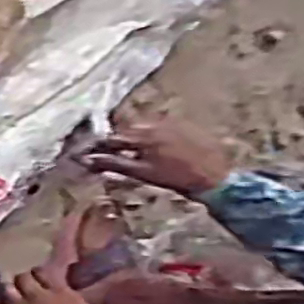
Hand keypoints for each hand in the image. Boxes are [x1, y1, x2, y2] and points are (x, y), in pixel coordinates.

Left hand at [0, 267, 122, 303]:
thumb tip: (80, 301)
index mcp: (61, 291)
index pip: (42, 272)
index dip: (39, 273)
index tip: (40, 277)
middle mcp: (38, 295)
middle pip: (22, 278)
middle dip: (23, 280)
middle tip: (26, 286)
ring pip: (7, 289)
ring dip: (10, 292)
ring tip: (13, 296)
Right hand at [80, 121, 231, 196]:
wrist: (218, 179)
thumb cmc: (175, 177)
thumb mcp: (140, 172)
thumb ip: (111, 163)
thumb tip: (84, 160)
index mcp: (141, 136)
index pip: (109, 139)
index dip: (96, 148)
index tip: (86, 155)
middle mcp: (154, 125)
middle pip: (125, 130)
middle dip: (114, 140)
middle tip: (109, 153)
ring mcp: (171, 124)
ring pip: (142, 126)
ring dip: (132, 136)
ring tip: (131, 149)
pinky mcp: (185, 127)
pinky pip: (160, 126)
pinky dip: (150, 134)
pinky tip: (153, 146)